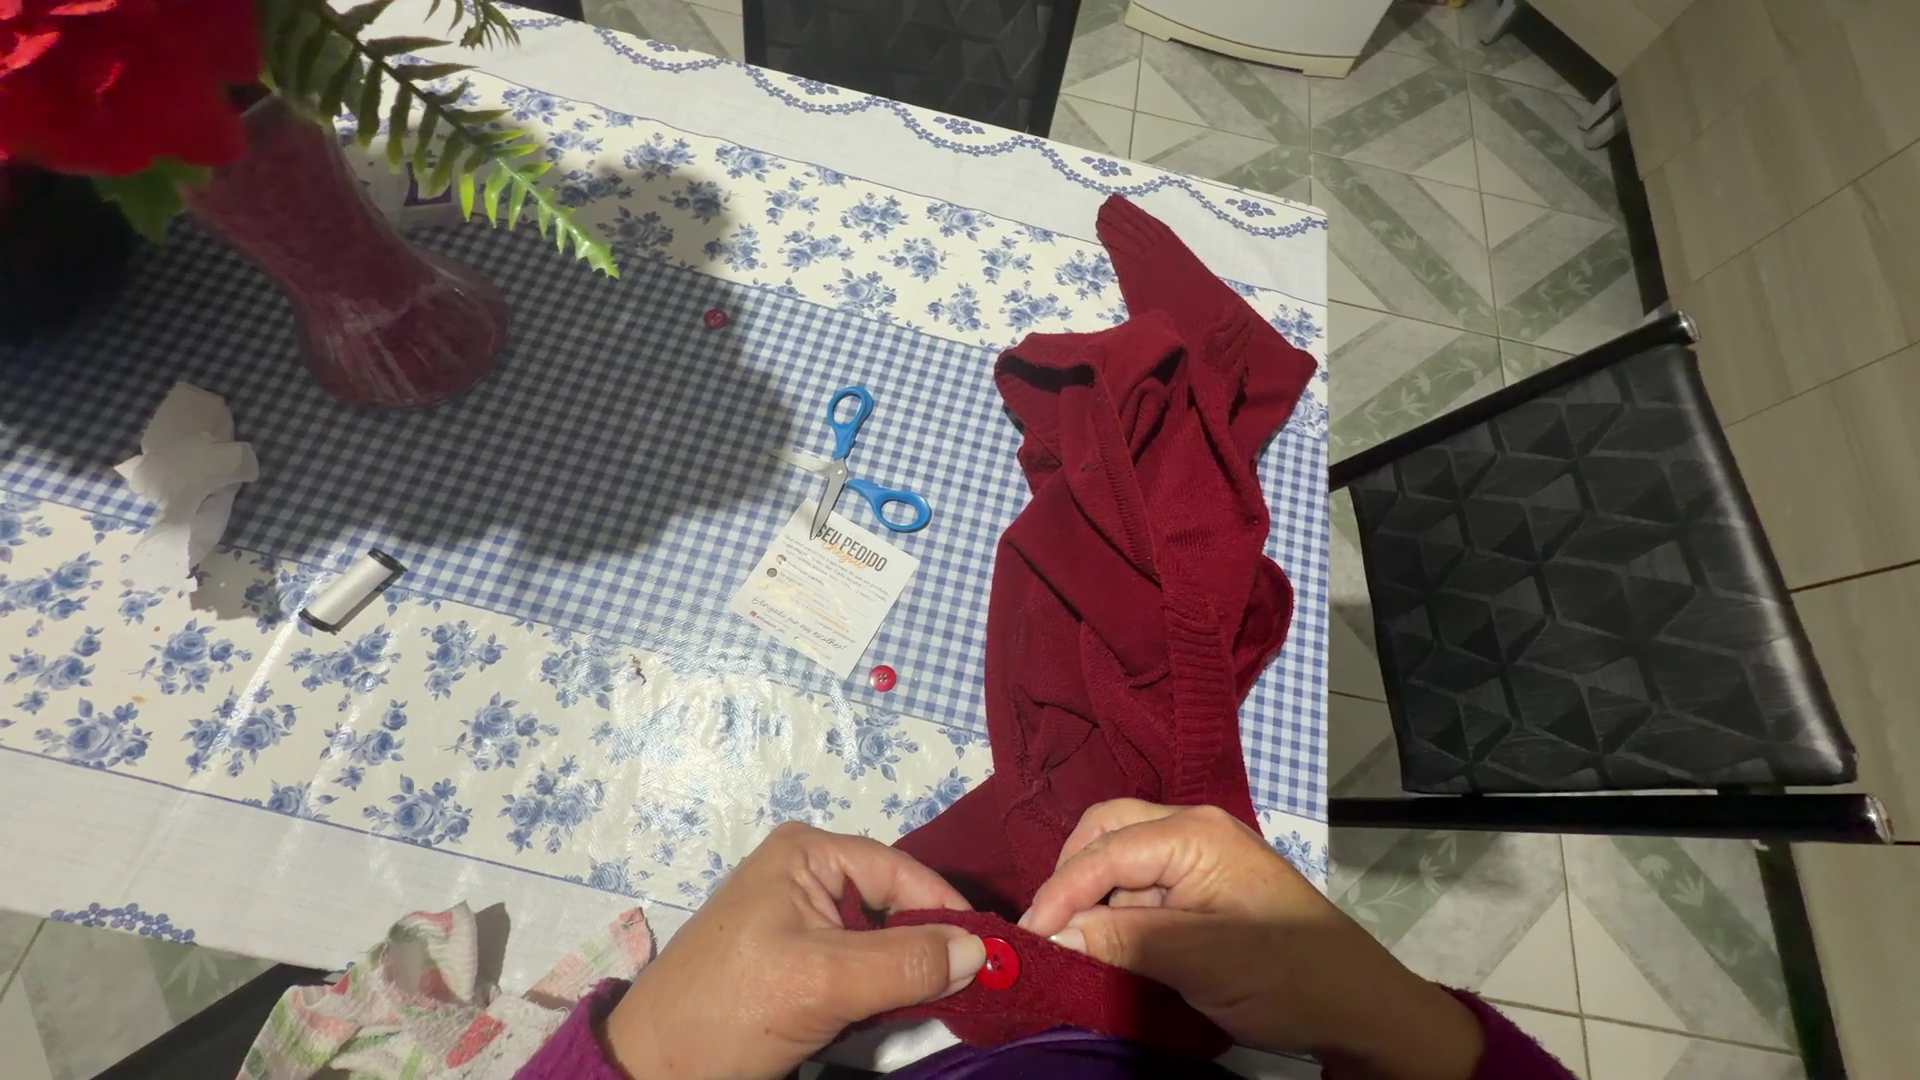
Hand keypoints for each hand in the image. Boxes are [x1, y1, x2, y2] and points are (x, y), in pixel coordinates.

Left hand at [603, 822, 987, 1079]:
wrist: (649, 1075)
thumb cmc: (731, 1011)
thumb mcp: (824, 983)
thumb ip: (905, 963)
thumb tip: (981, 951)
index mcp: (809, 851)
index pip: (898, 872)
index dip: (947, 910)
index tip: (993, 951)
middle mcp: (807, 867)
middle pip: (891, 899)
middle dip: (930, 939)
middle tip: (976, 979)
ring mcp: (800, 909)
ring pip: (877, 931)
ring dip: (907, 963)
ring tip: (948, 992)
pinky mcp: (796, 949)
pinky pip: (857, 954)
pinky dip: (882, 979)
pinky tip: (905, 1001)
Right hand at [1019, 801, 1483, 1079]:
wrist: (1361, 1005)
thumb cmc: (1284, 974)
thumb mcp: (1199, 960)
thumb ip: (1122, 940)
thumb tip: (1052, 936)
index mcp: (1193, 832)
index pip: (1107, 849)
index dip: (1061, 890)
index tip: (1029, 934)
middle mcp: (1191, 826)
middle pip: (1107, 830)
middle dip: (1072, 874)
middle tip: (1049, 925)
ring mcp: (1198, 851)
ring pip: (1121, 853)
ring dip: (1092, 890)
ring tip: (1073, 936)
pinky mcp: (1202, 879)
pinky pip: (1142, 878)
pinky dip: (1117, 903)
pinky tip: (1107, 935)